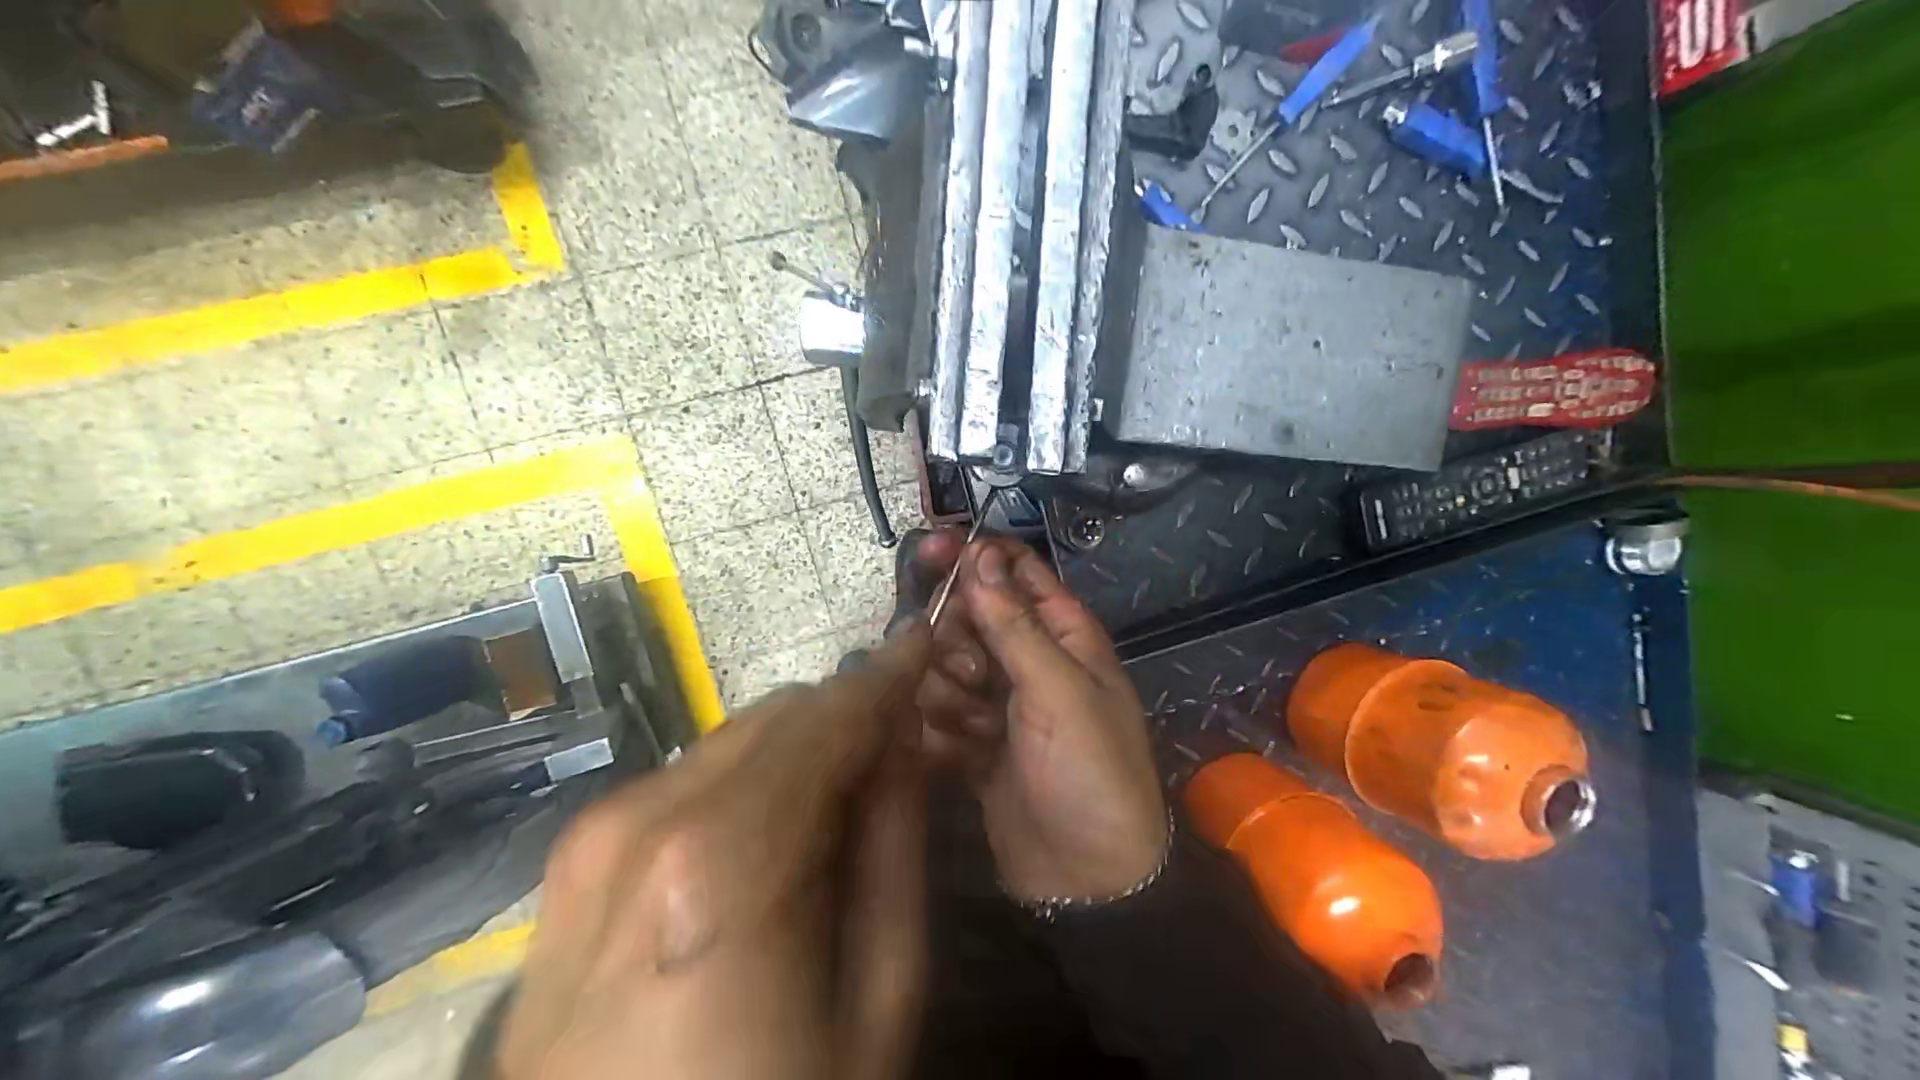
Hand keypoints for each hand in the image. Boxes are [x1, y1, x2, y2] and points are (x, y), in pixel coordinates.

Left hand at [494, 627, 932, 1079]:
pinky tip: (766, 842)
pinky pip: (681, 783)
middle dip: (842, 716)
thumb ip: (893, 846)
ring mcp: (590, 839)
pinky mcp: (564, 866)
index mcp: (723, 858)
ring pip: (729, 742)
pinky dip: (742, 784)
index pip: (830, 719)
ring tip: (837, 802)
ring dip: (794, 749)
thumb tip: (900, 739)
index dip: (886, 676)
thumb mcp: (876, 1000)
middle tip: (894, 746)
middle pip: (776, 717)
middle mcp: (643, 820)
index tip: (922, 642)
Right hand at [917, 537, 1166, 903]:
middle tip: (974, 675)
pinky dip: (942, 731)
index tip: (934, 554)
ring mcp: (998, 702)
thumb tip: (980, 554)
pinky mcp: (972, 741)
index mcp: (1063, 633)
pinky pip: (936, 713)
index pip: (1014, 571)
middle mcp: (1028, 660)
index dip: (975, 557)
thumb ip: (1014, 623)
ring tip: (976, 729)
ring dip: (949, 694)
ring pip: (944, 665)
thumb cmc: (1088, 770)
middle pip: (967, 616)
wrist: (1084, 878)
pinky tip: (962, 757)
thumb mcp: (1059, 690)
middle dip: (958, 641)